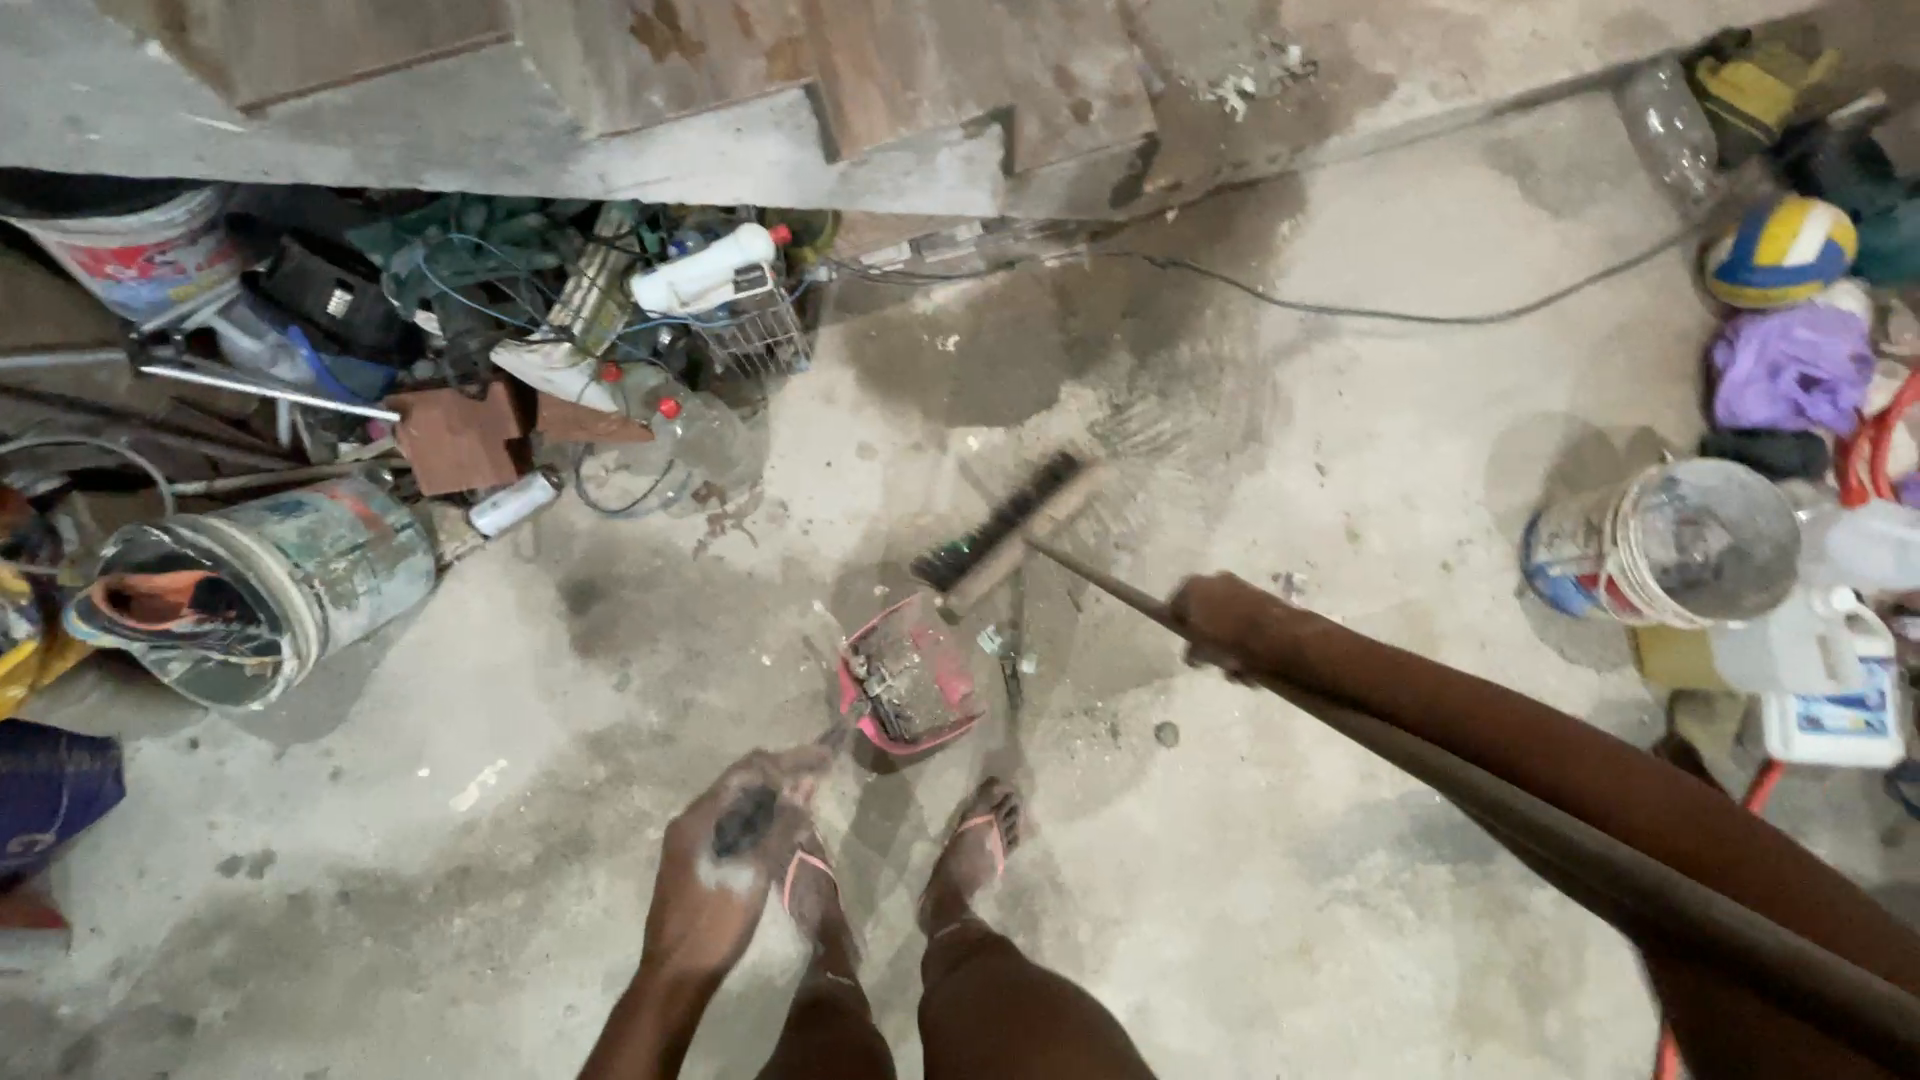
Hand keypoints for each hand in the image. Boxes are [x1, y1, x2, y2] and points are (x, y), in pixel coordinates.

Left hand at [639, 744, 830, 987]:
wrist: (674, 979)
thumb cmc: (713, 924)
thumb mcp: (753, 873)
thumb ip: (779, 826)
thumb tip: (804, 786)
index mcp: (699, 817)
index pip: (748, 769)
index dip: (788, 760)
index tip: (823, 759)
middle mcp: (691, 821)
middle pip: (743, 783)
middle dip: (783, 776)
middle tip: (820, 775)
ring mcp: (692, 842)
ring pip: (739, 805)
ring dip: (773, 799)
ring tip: (808, 798)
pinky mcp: (698, 861)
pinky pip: (733, 825)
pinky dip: (761, 821)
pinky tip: (783, 828)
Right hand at [1168, 572, 1298, 680]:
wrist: (1277, 635)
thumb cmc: (1228, 639)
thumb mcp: (1201, 650)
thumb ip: (1192, 651)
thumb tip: (1192, 655)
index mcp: (1193, 586)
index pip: (1175, 605)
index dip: (1178, 625)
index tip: (1185, 643)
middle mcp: (1215, 581)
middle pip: (1204, 613)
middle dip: (1207, 638)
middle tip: (1211, 659)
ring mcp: (1241, 588)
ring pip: (1227, 622)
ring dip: (1229, 644)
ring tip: (1236, 669)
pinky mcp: (1263, 599)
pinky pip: (1247, 623)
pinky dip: (1247, 642)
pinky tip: (1252, 664)